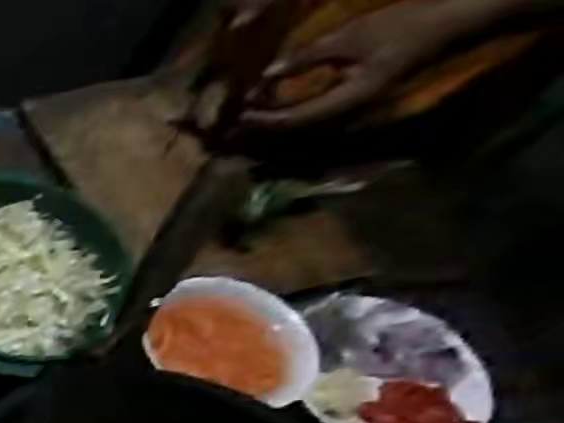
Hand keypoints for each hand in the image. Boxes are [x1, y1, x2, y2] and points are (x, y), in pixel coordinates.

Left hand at [242, 0, 463, 127]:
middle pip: (290, 130)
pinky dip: (289, 113)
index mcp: (346, 103)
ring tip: (244, 118)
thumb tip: (267, 76)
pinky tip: (273, 107)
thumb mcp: (353, 37)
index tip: (236, 114)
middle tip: (229, 124)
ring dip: (271, 123)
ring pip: (299, 126)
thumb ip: (308, 57)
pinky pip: (312, 116)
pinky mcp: (353, 103)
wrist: (462, 22)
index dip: (260, 119)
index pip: (291, 120)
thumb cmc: (412, 24)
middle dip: (259, 128)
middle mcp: (345, 115)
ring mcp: (350, 111)